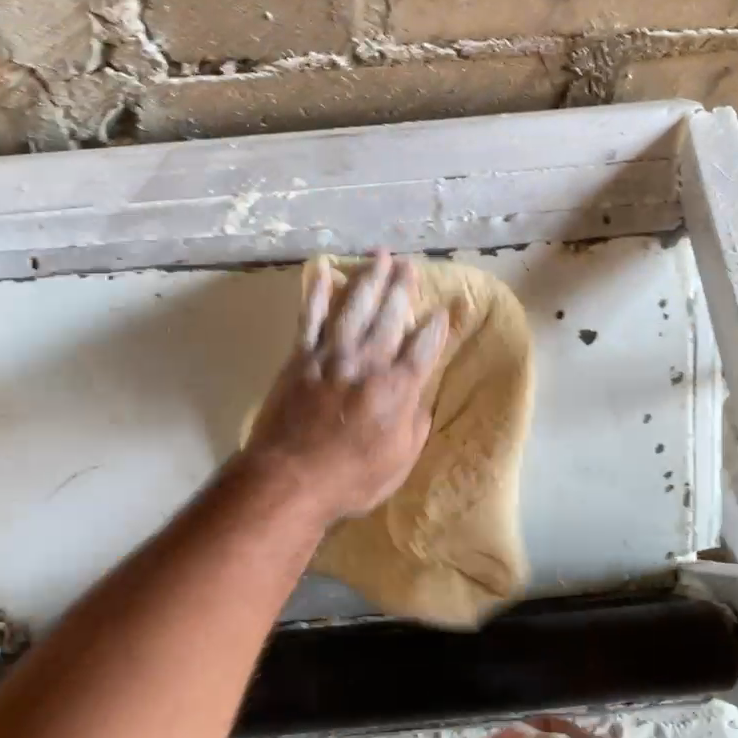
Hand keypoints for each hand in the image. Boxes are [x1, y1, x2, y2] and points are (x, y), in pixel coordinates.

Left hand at [241, 250, 448, 523]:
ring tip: (380, 258)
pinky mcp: (301, 358)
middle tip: (410, 266)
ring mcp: (332, 356)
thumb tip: (419, 400)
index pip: (425, 347)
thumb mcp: (400, 461)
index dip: (439, 324)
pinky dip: (316, 294)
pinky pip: (310, 318)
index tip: (447, 305)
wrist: (290, 477)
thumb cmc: (350, 479)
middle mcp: (369, 363)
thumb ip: (414, 425)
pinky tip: (323, 274)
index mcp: (398, 389)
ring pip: (354, 308)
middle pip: (390, 316)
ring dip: (369, 280)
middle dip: (403, 288)